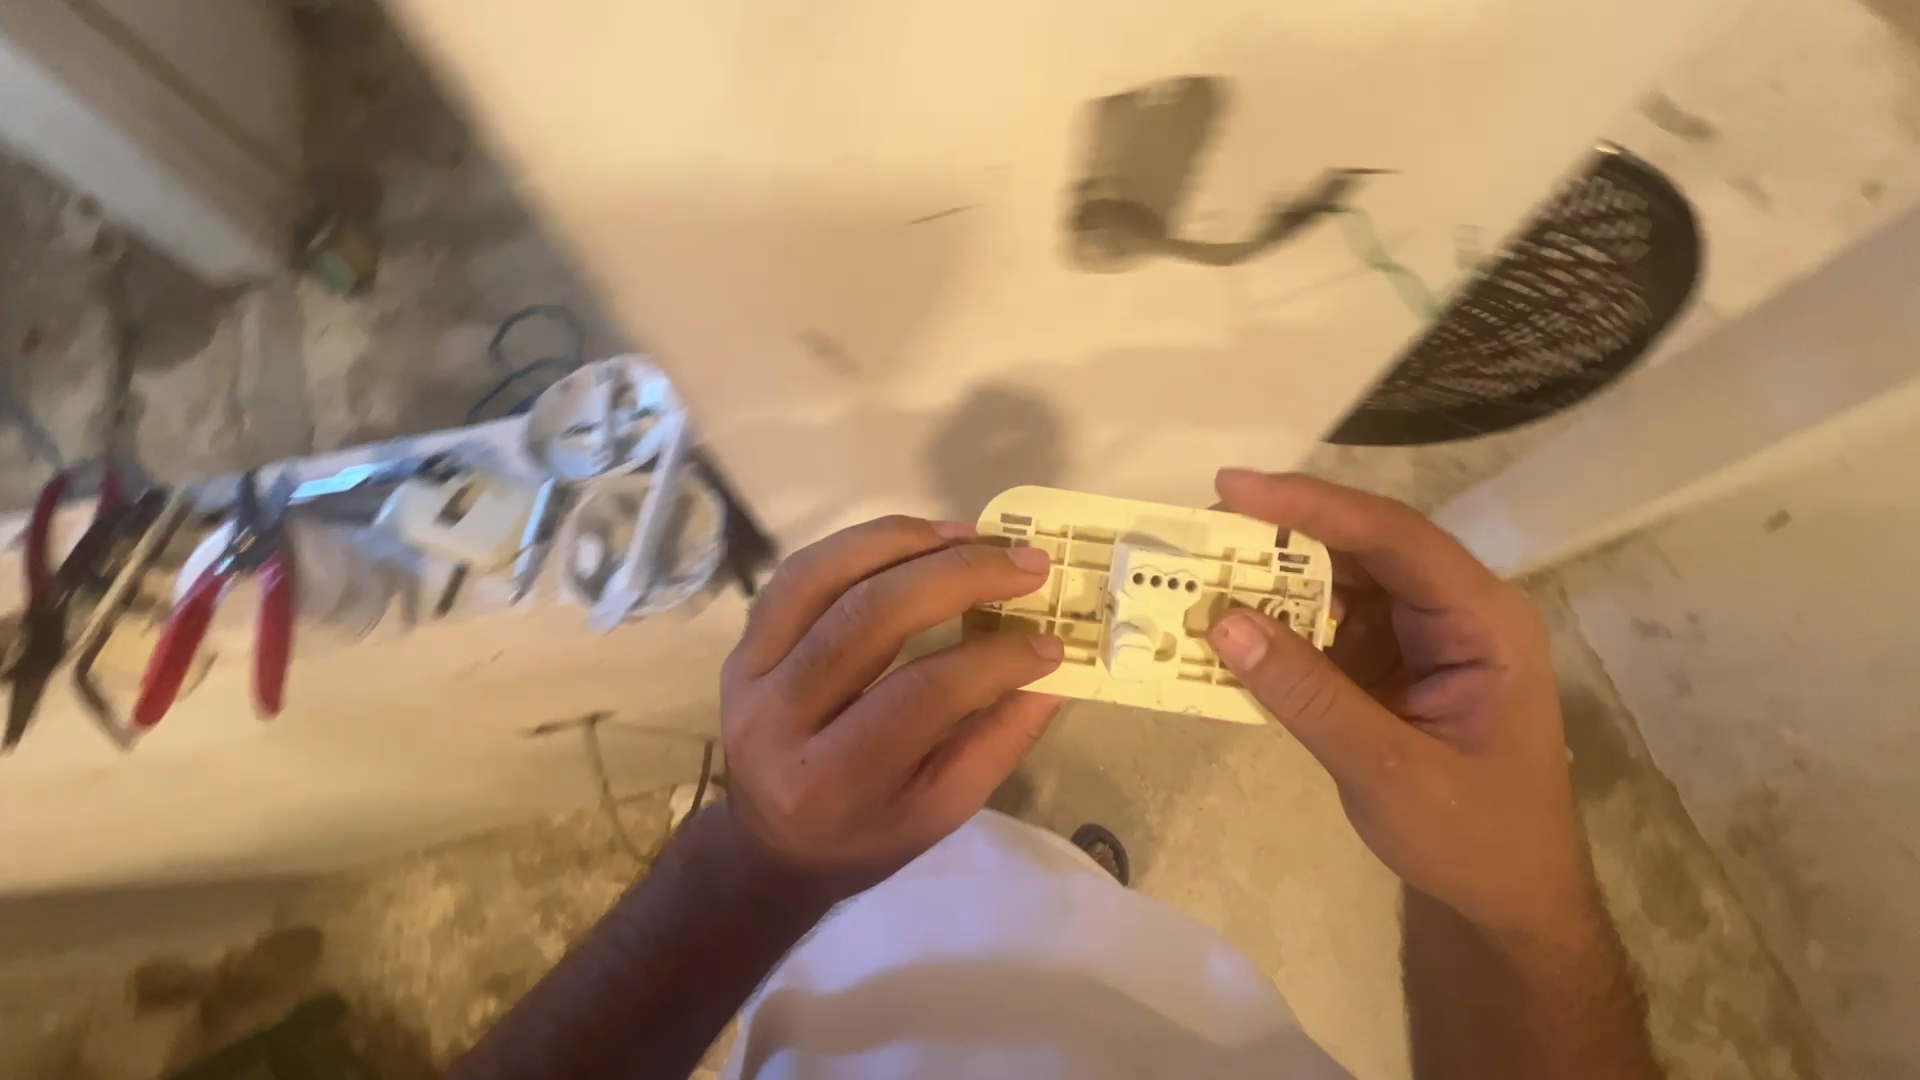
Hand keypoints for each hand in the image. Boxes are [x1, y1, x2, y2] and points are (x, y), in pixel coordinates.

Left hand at [717, 515, 1064, 897]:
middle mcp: (776, 717)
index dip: (993, 658)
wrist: (770, 844)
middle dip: (959, 577)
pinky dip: (861, 544)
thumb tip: (1055, 668)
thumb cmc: (866, 835)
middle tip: (1024, 563)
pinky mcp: (742, 643)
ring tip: (971, 536)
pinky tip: (914, 540)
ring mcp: (747, 671)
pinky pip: (801, 571)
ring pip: (824, 574)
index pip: (921, 695)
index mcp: (829, 778)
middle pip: (870, 616)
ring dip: (906, 541)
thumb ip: (1000, 738)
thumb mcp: (942, 809)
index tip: (1049, 640)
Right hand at [1206, 470, 1592, 937]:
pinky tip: (1226, 624)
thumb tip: (1223, 623)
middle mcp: (1449, 609)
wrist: (1500, 897)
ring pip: (1334, 578)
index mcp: (1481, 620)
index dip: (1312, 505)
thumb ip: (1308, 695)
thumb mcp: (1388, 770)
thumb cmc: (1471, 837)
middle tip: (1200, 526)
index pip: (1394, 537)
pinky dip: (1271, 621)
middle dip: (1279, 532)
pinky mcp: (1380, 657)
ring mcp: (1413, 632)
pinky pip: (1319, 621)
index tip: (1233, 488)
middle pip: (1360, 544)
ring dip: (1268, 576)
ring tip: (1199, 570)